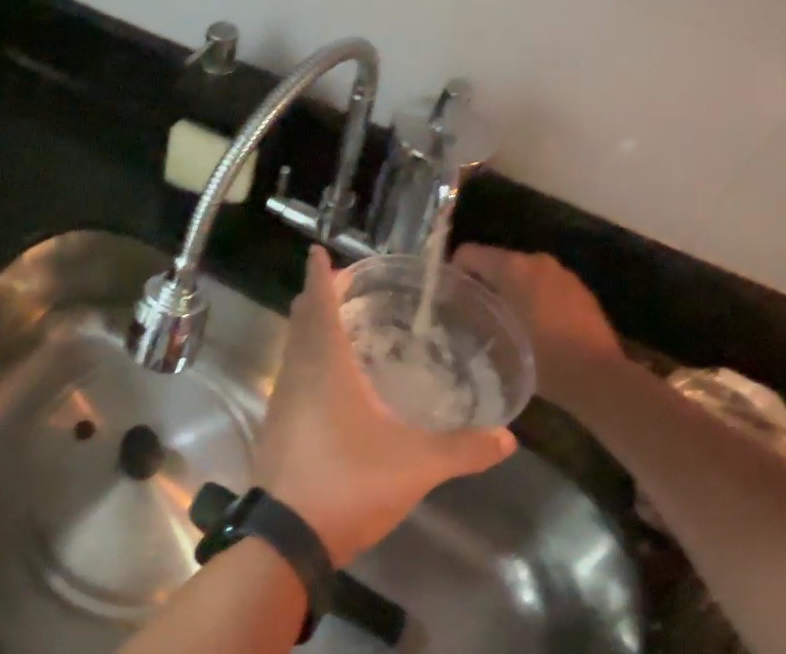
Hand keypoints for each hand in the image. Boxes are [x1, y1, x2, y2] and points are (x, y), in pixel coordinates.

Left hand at [255, 247, 516, 567]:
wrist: (288, 535)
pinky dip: (307, 361)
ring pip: (293, 349)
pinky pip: (292, 376)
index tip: (318, 251)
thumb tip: (508, 438)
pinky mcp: (277, 426)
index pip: (318, 303)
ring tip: (338, 325)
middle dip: (317, 298)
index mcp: (324, 365)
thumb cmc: (349, 482)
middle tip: (342, 285)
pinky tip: (329, 381)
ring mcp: (281, 400)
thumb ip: (463, 449)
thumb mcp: (416, 465)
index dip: (319, 275)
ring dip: (309, 330)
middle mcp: (297, 373)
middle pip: (301, 321)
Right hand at [450, 244, 624, 402]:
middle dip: (482, 284)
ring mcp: (562, 274)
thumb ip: (469, 315)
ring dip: (509, 293)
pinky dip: (533, 300)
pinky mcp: (580, 291)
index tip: (447, 299)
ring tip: (502, 325)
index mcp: (512, 266)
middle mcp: (537, 260)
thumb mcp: (492, 340)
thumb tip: (453, 304)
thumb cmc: (541, 358)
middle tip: (472, 315)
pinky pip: (544, 287)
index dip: (453, 273)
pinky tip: (534, 330)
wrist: (599, 378)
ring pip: (521, 275)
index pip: (468, 253)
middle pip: (495, 263)